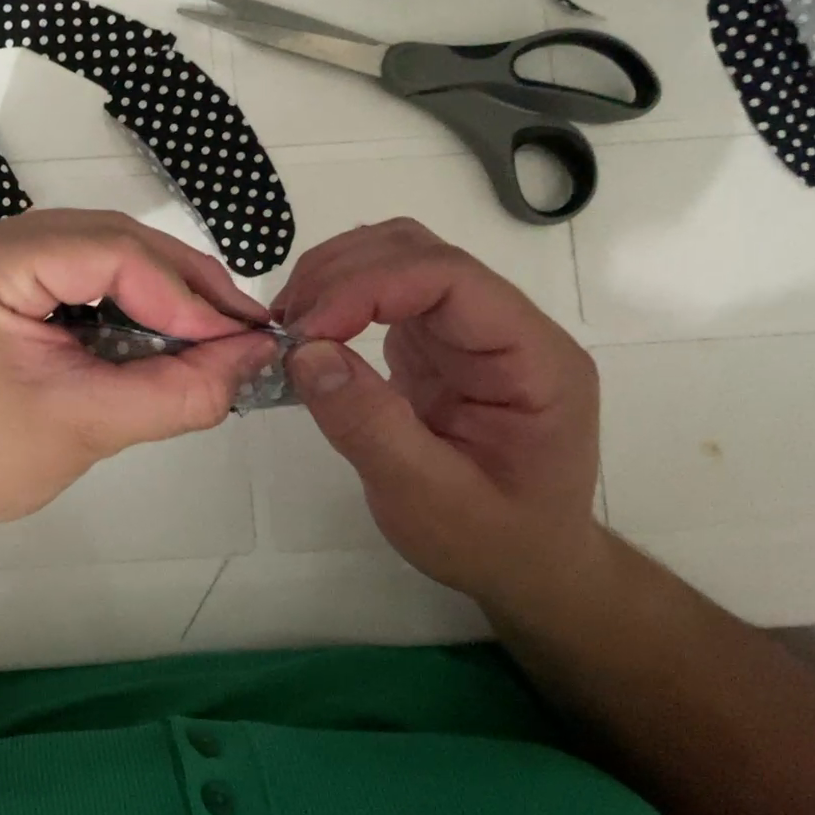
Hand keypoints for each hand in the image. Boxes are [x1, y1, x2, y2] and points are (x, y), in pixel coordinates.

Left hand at [0, 210, 278, 548]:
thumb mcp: (90, 424)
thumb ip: (183, 389)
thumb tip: (253, 354)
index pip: (108, 252)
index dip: (183, 292)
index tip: (238, 336)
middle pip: (103, 238)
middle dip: (178, 283)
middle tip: (236, 326)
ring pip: (92, 248)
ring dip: (154, 286)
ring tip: (206, 327)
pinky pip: (68, 269)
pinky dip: (117, 295)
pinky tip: (154, 326)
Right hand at [272, 219, 603, 609]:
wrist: (520, 563)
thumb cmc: (489, 541)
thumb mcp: (428, 499)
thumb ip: (370, 426)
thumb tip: (304, 353)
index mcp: (530, 360)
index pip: (450, 277)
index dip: (369, 287)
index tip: (306, 331)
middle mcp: (503, 328)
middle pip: (420, 252)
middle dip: (342, 274)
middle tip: (285, 326)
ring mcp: (468, 331)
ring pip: (397, 258)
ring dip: (333, 277)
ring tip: (289, 326)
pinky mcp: (435, 342)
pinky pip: (382, 291)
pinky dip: (334, 298)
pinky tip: (306, 332)